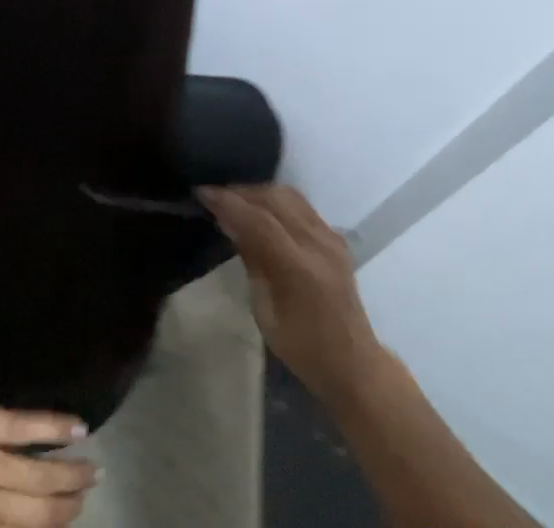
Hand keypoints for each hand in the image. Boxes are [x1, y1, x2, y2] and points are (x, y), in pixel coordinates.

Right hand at [199, 184, 382, 407]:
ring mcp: (332, 239)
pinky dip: (276, 201)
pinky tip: (260, 211)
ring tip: (233, 200)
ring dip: (258, 193)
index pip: (259, 220)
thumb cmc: (301, 347)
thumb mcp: (264, 310)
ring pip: (290, 196)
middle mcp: (319, 244)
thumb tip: (230, 224)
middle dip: (240, 192)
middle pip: (275, 199)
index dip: (228, 202)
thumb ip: (251, 261)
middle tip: (213, 197)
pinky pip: (302, 207)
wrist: (352, 362)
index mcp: (299, 268)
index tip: (201, 194)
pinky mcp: (336, 239)